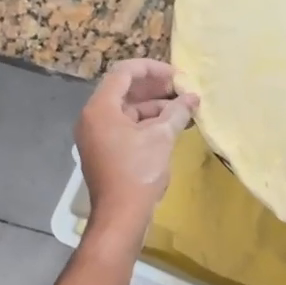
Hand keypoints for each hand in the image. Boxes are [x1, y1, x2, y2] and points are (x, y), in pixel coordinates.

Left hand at [76, 59, 197, 238]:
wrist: (120, 216)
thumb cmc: (138, 172)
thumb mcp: (161, 137)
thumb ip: (177, 112)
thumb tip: (192, 98)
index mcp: (100, 108)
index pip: (124, 72)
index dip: (152, 68)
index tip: (177, 76)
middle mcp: (93, 117)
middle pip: (123, 89)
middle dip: (155, 87)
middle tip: (181, 90)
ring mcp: (96, 135)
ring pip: (125, 109)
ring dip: (153, 106)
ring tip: (182, 109)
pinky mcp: (104, 151)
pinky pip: (124, 126)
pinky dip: (145, 123)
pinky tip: (169, 127)